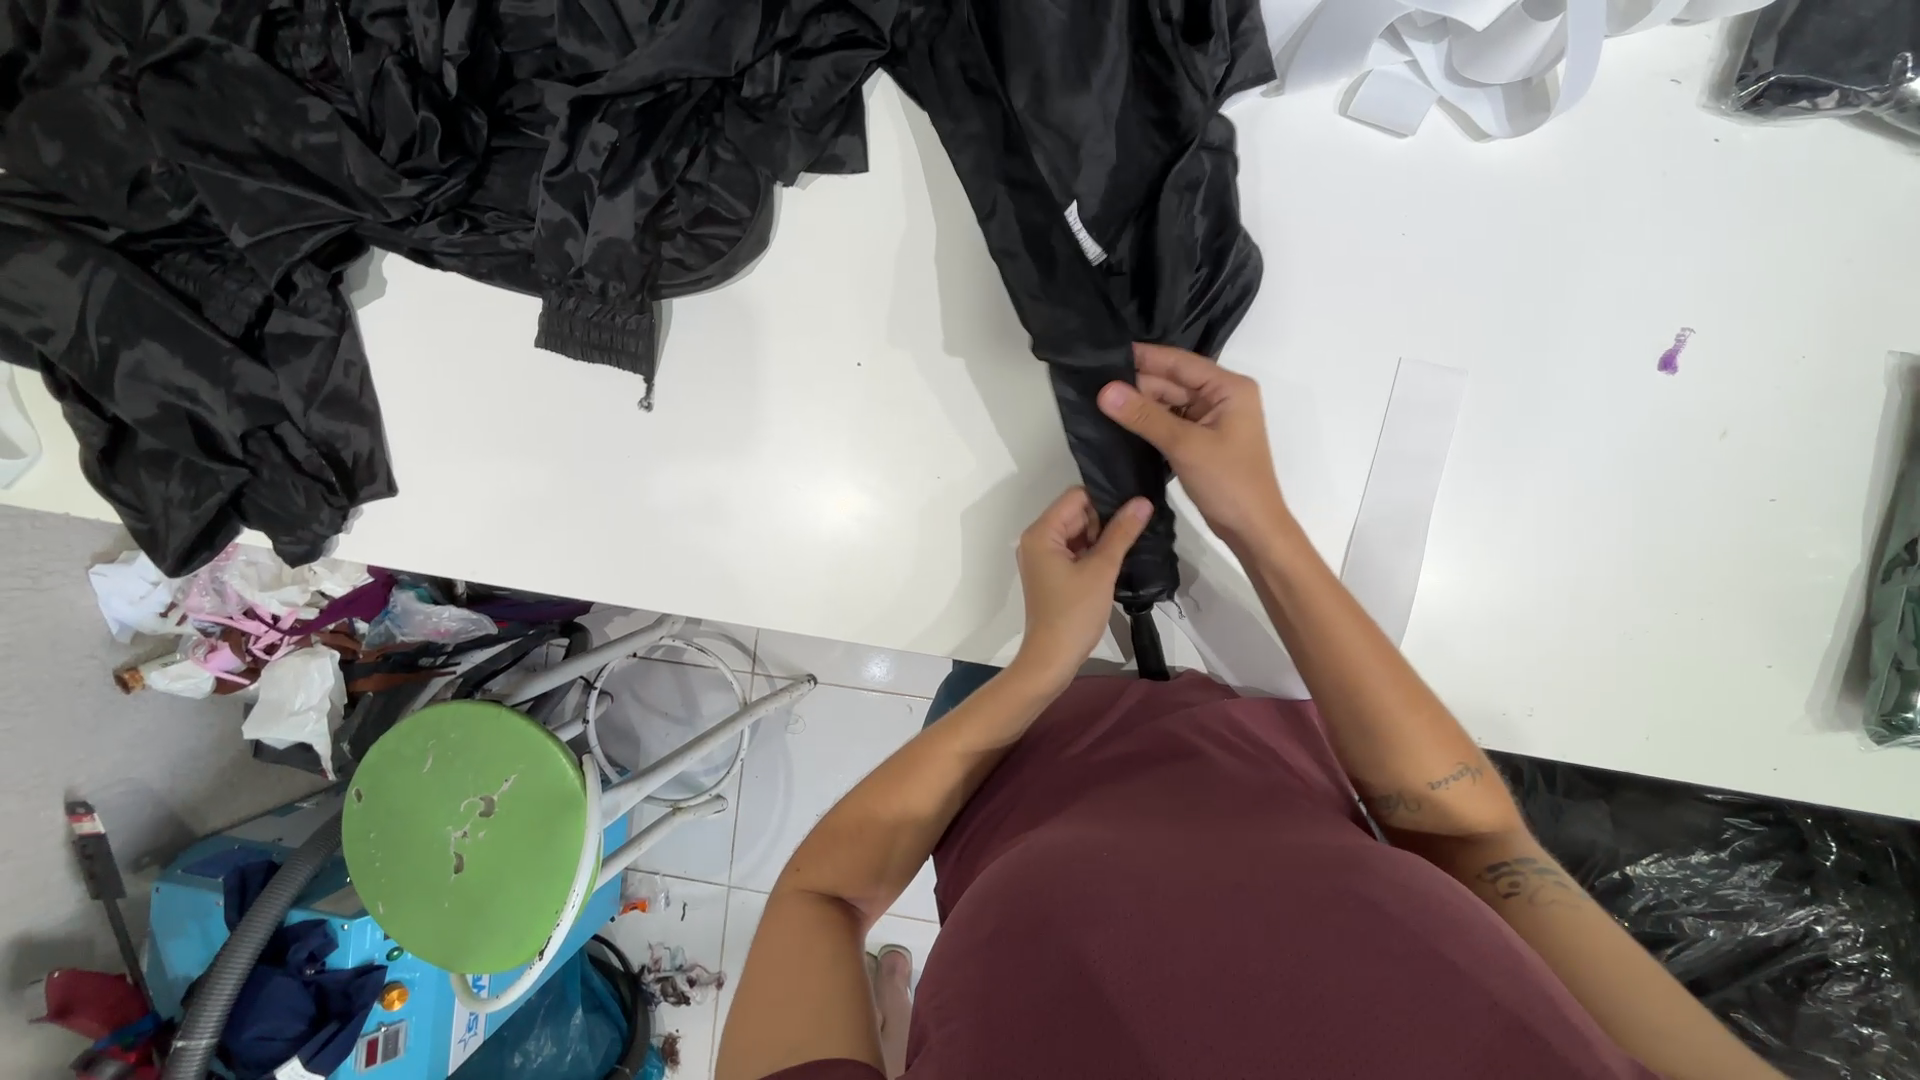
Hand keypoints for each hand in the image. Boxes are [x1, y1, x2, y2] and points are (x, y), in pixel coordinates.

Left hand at [1010, 487, 1151, 690]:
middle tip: (1134, 533)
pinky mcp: (1050, 574)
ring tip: (1128, 548)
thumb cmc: (1074, 613)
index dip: (1104, 500)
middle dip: (1104, 521)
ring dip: (1101, 539)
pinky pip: (1074, 552)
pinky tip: (1113, 563)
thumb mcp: (1101, 569)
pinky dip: (1092, 554)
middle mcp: (1036, 540)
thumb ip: (1122, 532)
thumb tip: (1142, 502)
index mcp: (1041, 533)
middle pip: (1076, 514)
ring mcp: (1042, 559)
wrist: (1052, 659)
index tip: (1132, 512)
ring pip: (1077, 533)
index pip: (1076, 496)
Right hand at [1097, 342, 1288, 546]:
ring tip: (1100, 402)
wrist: (1252, 528)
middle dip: (1137, 384)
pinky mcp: (1202, 440)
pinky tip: (1121, 423)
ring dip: (1140, 405)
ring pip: (1169, 403)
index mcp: (1229, 388)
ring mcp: (1212, 420)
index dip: (1143, 357)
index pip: (1179, 362)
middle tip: (1094, 385)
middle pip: (1172, 382)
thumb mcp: (1184, 445)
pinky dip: (1149, 424)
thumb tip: (1105, 391)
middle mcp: (1222, 397)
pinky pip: (1170, 422)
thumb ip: (1144, 416)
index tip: (1104, 355)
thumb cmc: (1228, 482)